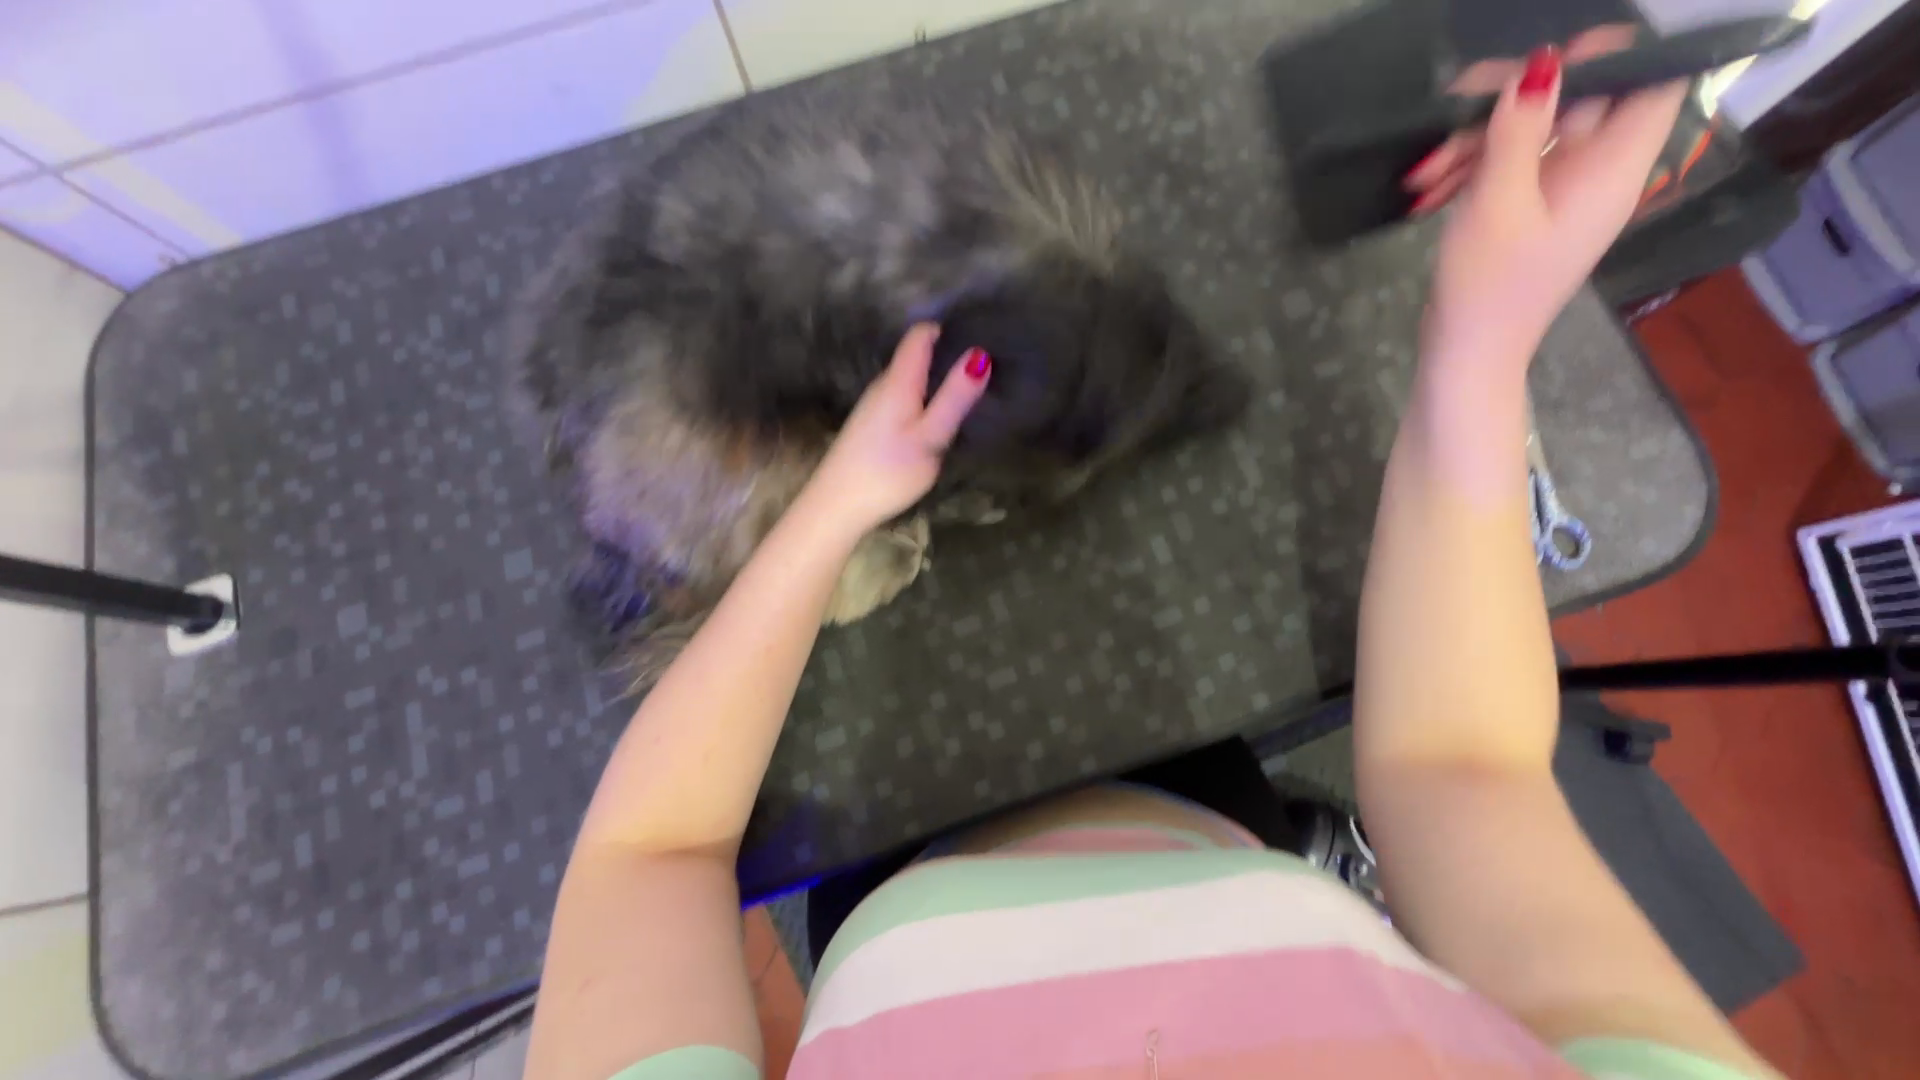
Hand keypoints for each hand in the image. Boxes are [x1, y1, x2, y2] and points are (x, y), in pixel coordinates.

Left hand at [797, 323, 991, 535]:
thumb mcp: (929, 437)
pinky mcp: (871, 428)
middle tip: (988, 367)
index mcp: (898, 381)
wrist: (836, 507)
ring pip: (911, 381)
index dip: (948, 329)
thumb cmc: (886, 471)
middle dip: (948, 357)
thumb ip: (954, 398)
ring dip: (937, 382)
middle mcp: (883, 386)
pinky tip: (940, 421)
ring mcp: (875, 407)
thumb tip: (980, 355)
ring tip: (971, 393)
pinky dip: (925, 402)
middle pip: (917, 357)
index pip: (920, 335)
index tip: (980, 335)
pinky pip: (904, 401)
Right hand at [1417, 35, 1685, 363]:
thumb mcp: (1497, 202)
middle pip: (1576, 101)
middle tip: (1450, 120)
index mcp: (1614, 166)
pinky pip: (1510, 165)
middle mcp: (1598, 171)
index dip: (1612, 56)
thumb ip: (1520, 129)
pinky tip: (1428, 192)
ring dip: (1474, 143)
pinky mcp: (1527, 209)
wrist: (1466, 356)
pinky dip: (1471, 169)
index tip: (1545, 63)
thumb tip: (1542, 62)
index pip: (1653, 79)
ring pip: (1532, 133)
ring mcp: (1561, 191)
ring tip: (1423, 177)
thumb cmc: (1488, 286)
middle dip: (1509, 105)